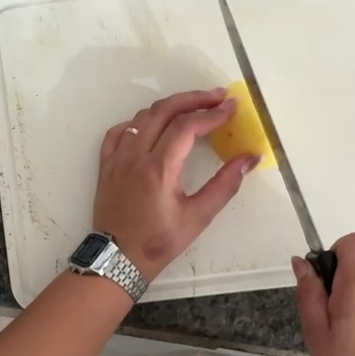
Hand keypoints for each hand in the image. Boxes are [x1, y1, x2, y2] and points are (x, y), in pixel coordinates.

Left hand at [93, 88, 256, 275]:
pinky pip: (119, 132)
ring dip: (168, 108)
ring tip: (192, 108)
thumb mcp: (198, 217)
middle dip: (193, 99)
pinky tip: (153, 125)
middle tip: (217, 97)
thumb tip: (249, 159)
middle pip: (163, 111)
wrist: (118, 258)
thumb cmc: (158, 242)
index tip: (231, 108)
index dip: (212, 114)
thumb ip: (224, 185)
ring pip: (142, 118)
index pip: (186, 127)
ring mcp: (116, 159)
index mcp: (158, 169)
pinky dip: (139, 122)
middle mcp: (134, 157)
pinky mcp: (106, 166)